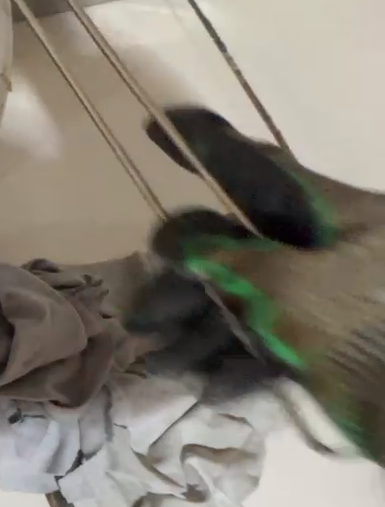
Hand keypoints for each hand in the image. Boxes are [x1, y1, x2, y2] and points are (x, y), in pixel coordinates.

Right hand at [126, 107, 384, 458]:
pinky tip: (211, 384)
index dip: (207, 145)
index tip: (161, 122)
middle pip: (229, 249)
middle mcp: (329, 248)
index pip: (257, 169)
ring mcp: (324, 295)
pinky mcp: (322, 339)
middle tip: (144, 322)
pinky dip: (230, 363)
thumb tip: (177, 241)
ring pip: (234, 300)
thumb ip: (221, 256)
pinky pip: (259, 340)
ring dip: (194, 332)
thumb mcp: (283, 283)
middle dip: (180, 286)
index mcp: (337, 217)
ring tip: (166, 364)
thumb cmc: (365, 322)